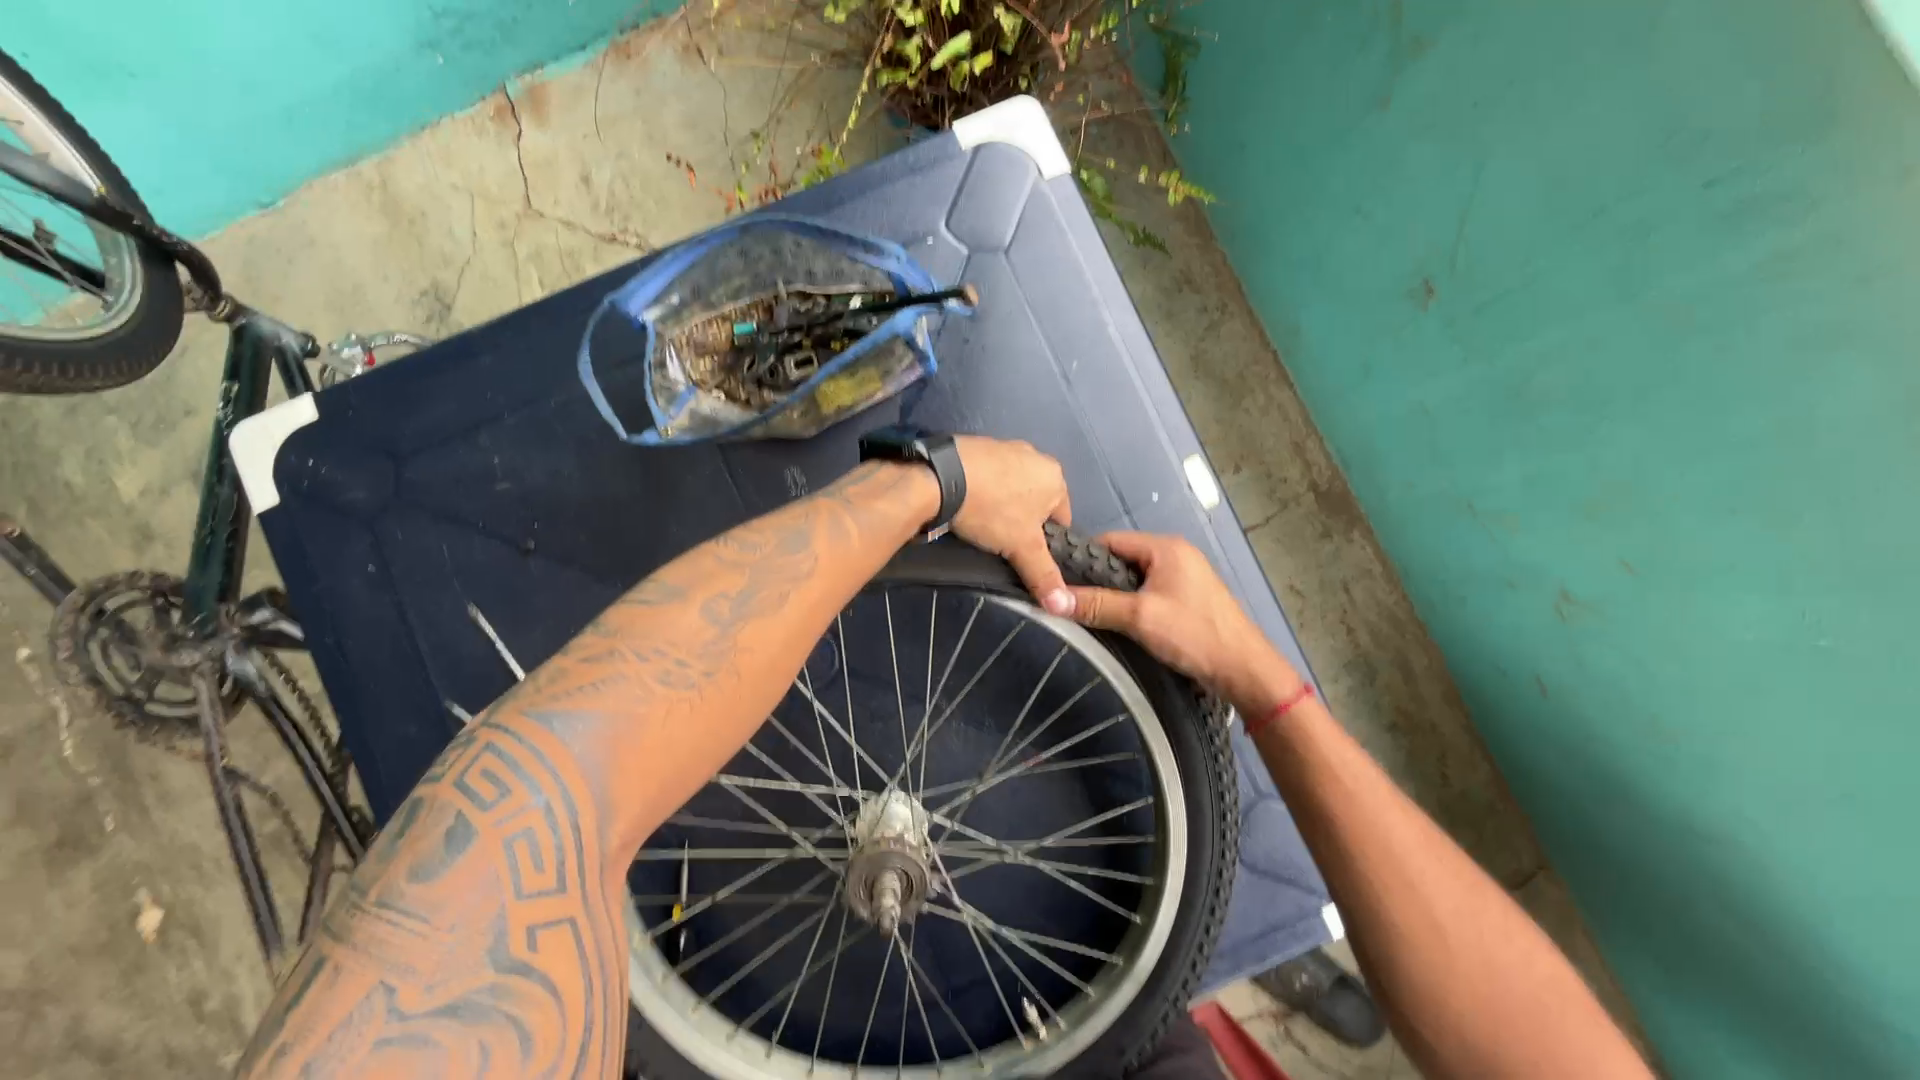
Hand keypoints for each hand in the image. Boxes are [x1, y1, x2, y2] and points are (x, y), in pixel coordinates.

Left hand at [949, 436, 1074, 614]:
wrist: (940, 477)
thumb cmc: (992, 510)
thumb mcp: (1021, 547)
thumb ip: (1044, 574)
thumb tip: (1063, 606)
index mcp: (1055, 476)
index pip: (1062, 518)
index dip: (1046, 541)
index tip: (1025, 553)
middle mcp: (1036, 456)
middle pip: (1037, 501)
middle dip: (1023, 521)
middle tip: (1003, 541)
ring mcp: (1006, 446)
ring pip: (1012, 487)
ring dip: (1002, 504)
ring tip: (982, 524)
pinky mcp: (978, 445)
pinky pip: (988, 475)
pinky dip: (982, 489)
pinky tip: (968, 504)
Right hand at [1066, 531, 1298, 705]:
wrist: (1243, 670)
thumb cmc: (1193, 634)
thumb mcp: (1139, 617)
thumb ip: (1095, 605)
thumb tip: (1049, 599)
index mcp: (1166, 547)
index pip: (1111, 541)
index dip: (1083, 558)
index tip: (1058, 580)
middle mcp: (1176, 555)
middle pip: (1122, 559)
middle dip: (1098, 580)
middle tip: (1072, 602)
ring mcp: (1184, 578)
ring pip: (1135, 580)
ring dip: (1115, 596)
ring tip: (1091, 616)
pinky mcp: (1188, 600)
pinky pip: (1149, 594)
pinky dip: (1133, 606)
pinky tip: (1120, 625)